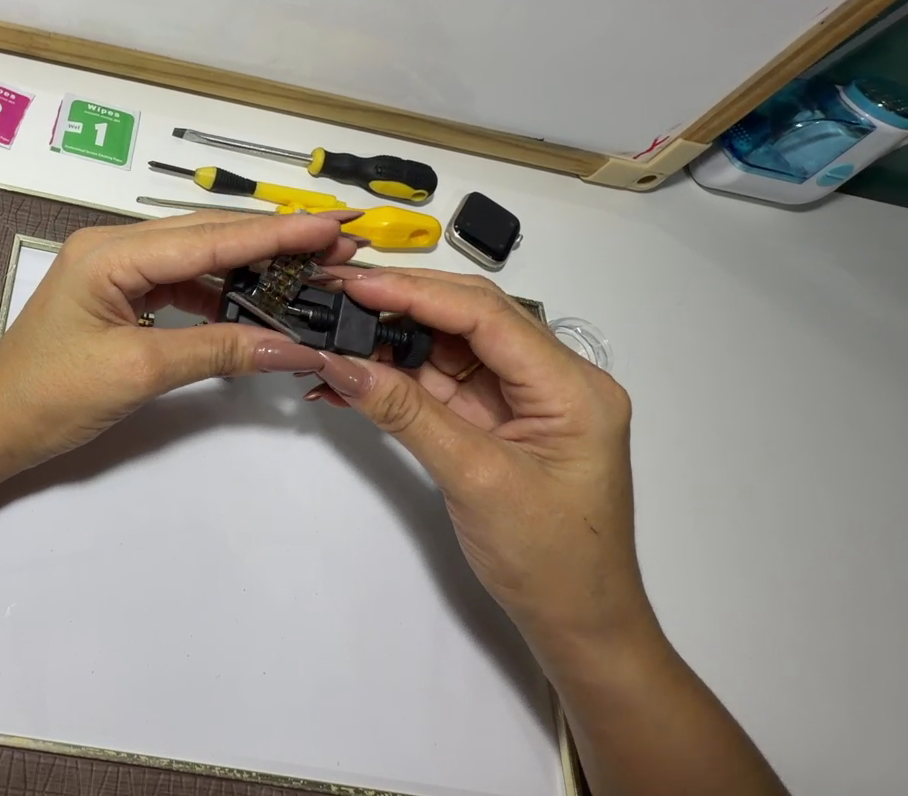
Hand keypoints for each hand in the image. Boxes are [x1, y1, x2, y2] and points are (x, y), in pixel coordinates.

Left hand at [0, 211, 359, 468]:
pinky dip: (219, 294)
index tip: (334, 227)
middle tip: (339, 243)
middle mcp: (113, 247)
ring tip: (308, 273)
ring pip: (197, 259)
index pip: (210, 238)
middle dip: (273, 242)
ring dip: (250, 268)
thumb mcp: (140, 370)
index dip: (277, 233)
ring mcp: (115, 270)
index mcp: (110, 252)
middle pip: (207, 237)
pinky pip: (180, 285)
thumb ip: (219, 348)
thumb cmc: (50, 395)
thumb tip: (294, 346)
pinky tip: (254, 302)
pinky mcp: (119, 296)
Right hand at [304, 268, 648, 663]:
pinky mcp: (489, 415)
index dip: (416, 293)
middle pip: (467, 316)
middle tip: (335, 292)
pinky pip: (434, 379)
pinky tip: (348, 375)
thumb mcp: (475, 479)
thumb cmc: (549, 557)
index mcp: (570, 386)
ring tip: (331, 329)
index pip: (486, 315)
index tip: (355, 286)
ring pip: (444, 343)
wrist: (576, 621)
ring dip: (387, 337)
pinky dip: (390, 375)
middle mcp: (548, 378)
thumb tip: (338, 363)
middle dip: (399, 301)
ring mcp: (517, 396)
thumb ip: (406, 413)